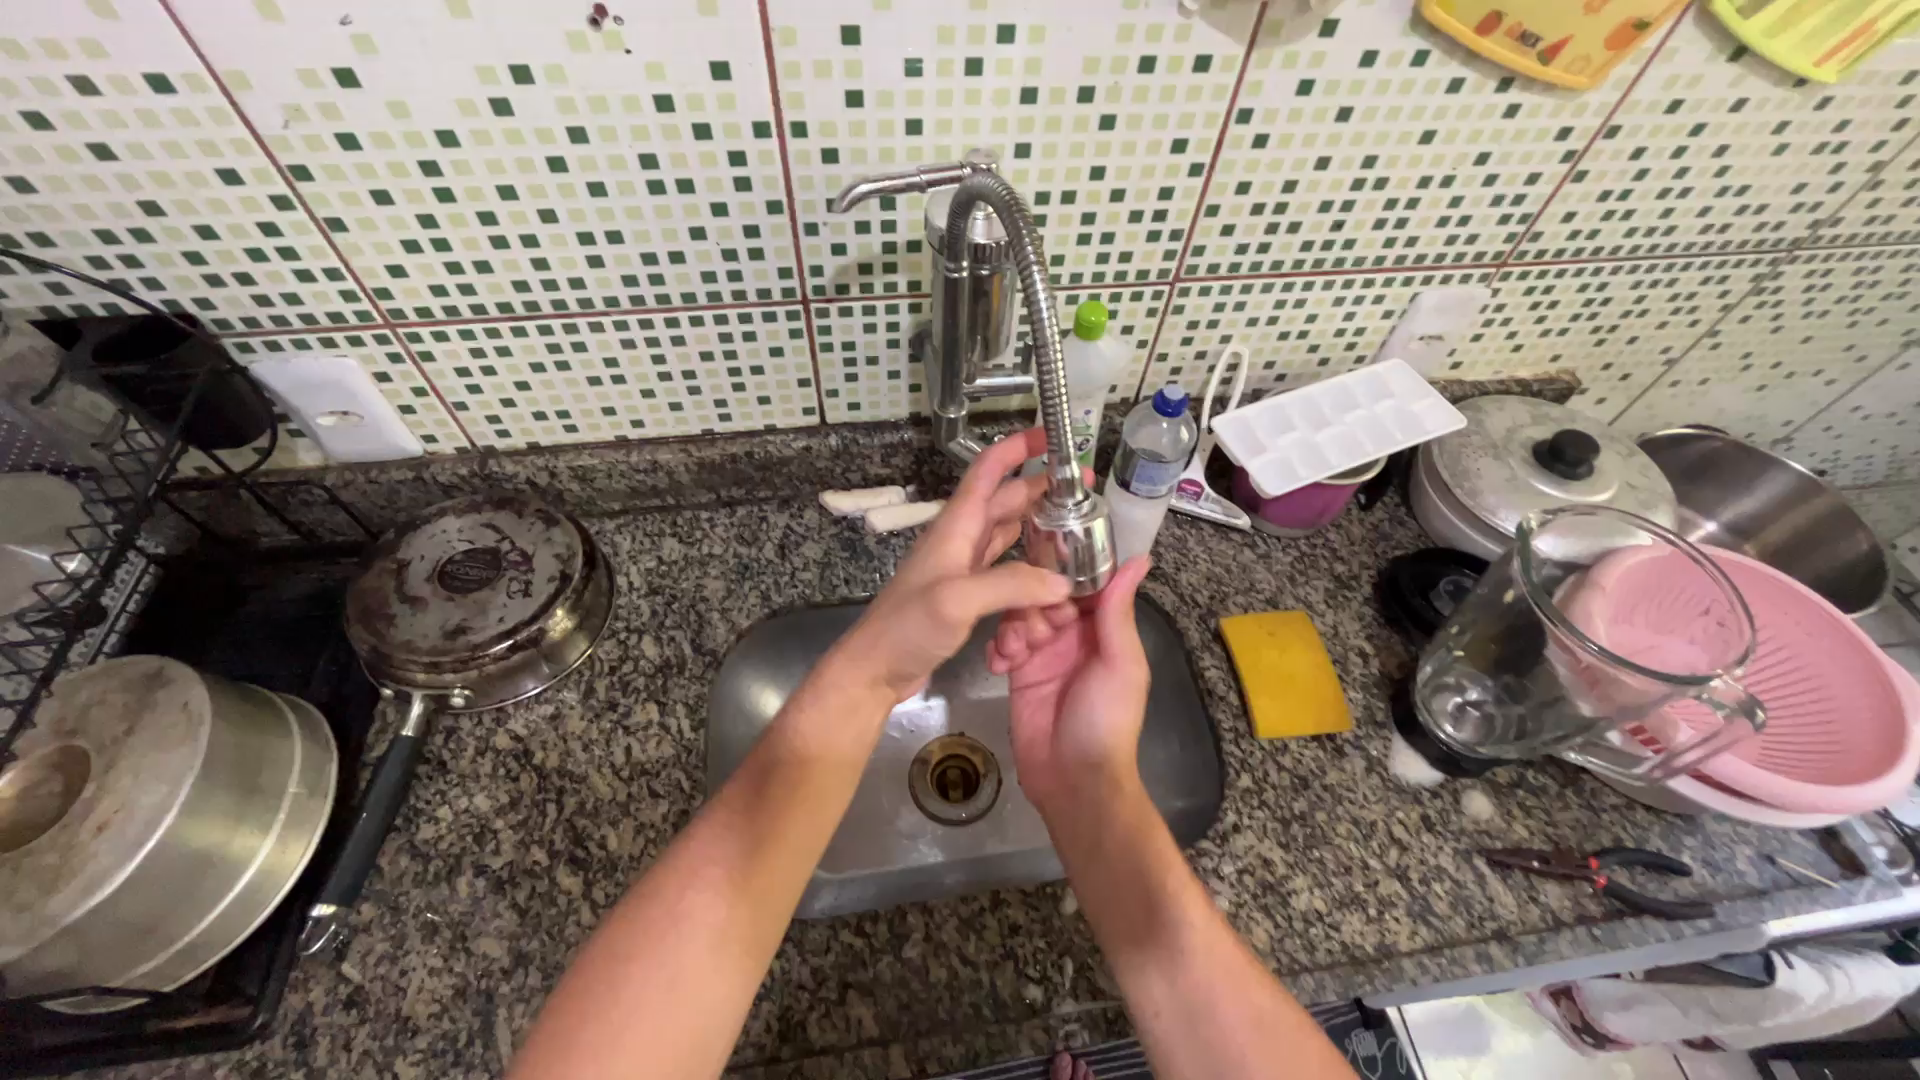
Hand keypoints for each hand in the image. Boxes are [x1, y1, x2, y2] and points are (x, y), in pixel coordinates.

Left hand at [833, 427, 1072, 701]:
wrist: (875, 669)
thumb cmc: (907, 627)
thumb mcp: (957, 600)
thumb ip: (1010, 585)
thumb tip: (1062, 583)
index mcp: (955, 527)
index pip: (986, 472)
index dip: (1016, 448)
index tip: (1049, 436)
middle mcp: (960, 541)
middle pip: (1006, 503)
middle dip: (1042, 490)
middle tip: (1084, 490)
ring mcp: (963, 569)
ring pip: (1008, 536)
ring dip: (1039, 529)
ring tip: (1076, 530)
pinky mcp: (968, 597)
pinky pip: (1006, 572)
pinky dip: (1030, 571)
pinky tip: (1051, 578)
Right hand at [987, 555, 1151, 812]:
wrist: (1074, 780)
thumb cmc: (1106, 720)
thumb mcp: (1121, 663)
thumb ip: (1118, 610)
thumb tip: (1141, 558)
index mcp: (1102, 629)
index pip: (1081, 585)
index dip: (1064, 574)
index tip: (1046, 570)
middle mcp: (1072, 636)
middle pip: (1043, 596)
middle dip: (1033, 606)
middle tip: (1035, 630)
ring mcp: (1042, 654)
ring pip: (1019, 616)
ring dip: (1013, 628)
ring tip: (1015, 652)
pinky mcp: (1017, 674)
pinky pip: (1002, 646)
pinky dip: (998, 649)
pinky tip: (1000, 665)